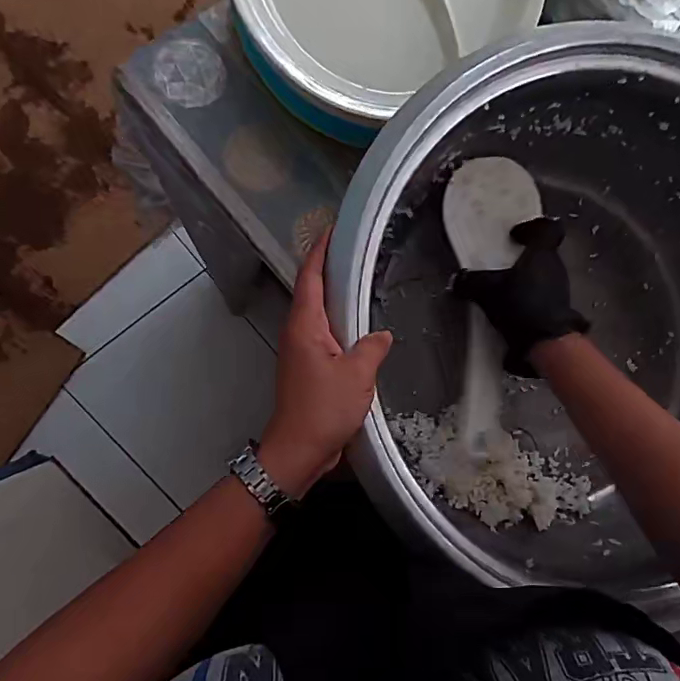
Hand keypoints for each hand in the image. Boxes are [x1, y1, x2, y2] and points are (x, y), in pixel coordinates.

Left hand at [258, 228, 393, 497]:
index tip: (332, 230)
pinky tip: (360, 330)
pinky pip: (325, 338)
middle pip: (312, 292)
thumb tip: (381, 335)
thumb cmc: (323, 409)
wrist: (298, 450)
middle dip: (329, 269)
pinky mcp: (308, 371)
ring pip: (319, 316)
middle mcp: (298, 333)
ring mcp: (300, 353)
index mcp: (305, 326)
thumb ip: (372, 348)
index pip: (310, 277)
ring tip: (362, 284)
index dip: (320, 251)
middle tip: (356, 252)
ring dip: (336, 299)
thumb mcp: (357, 375)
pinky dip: (340, 326)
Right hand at [450, 217, 588, 376]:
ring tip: (504, 292)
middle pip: (543, 254)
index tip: (515, 235)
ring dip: (526, 281)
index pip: (549, 228)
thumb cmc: (519, 305)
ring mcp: (562, 290)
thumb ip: (471, 282)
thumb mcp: (487, 291)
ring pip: (544, 276)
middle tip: (502, 265)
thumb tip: (457, 279)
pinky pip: (544, 298)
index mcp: (542, 254)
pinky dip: (529, 301)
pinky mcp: (560, 312)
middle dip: (523, 258)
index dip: (533, 227)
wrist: (546, 343)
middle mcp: (556, 267)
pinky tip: (512, 313)